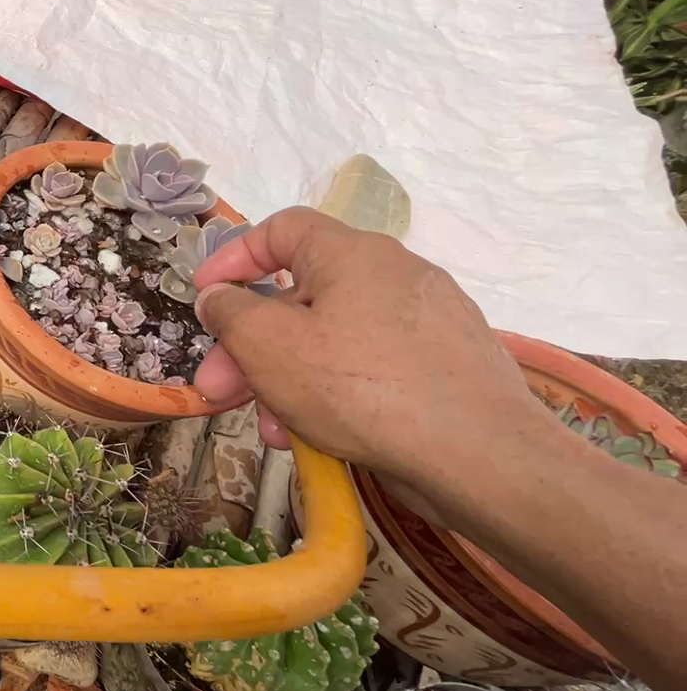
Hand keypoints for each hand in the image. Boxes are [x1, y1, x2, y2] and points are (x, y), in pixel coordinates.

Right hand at [188, 207, 550, 494]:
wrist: (485, 461)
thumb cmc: (359, 385)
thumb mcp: (265, 342)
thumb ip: (228, 311)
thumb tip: (219, 297)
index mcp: (353, 255)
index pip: (281, 229)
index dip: (233, 257)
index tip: (206, 295)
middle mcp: (394, 277)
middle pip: (297, 299)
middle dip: (248, 346)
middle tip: (217, 386)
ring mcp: (426, 324)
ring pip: (327, 340)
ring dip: (282, 379)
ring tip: (267, 427)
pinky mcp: (445, 368)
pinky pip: (367, 367)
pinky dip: (330, 392)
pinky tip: (312, 434)